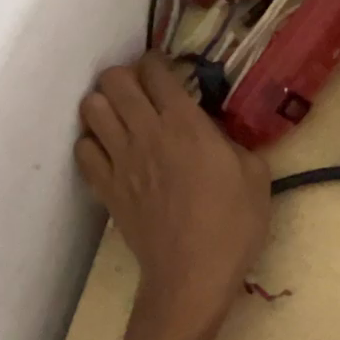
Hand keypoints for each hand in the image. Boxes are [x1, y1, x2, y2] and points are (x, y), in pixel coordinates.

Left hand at [76, 56, 270, 339]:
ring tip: (122, 119)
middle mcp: (146, 131)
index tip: (167, 73)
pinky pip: (83, 149)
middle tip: (143, 93)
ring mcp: (120, 159)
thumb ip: (234, 143)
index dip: (158, 64)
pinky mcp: (106, 187)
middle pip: (114, 80)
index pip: (156, 71)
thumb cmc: (234, 226)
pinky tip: (111, 153)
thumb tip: (215, 134)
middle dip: (127, 78)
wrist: (193, 274)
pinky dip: (93, 144)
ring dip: (105, 106)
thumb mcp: (256, 176)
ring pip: (91, 108)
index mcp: (186, 123)